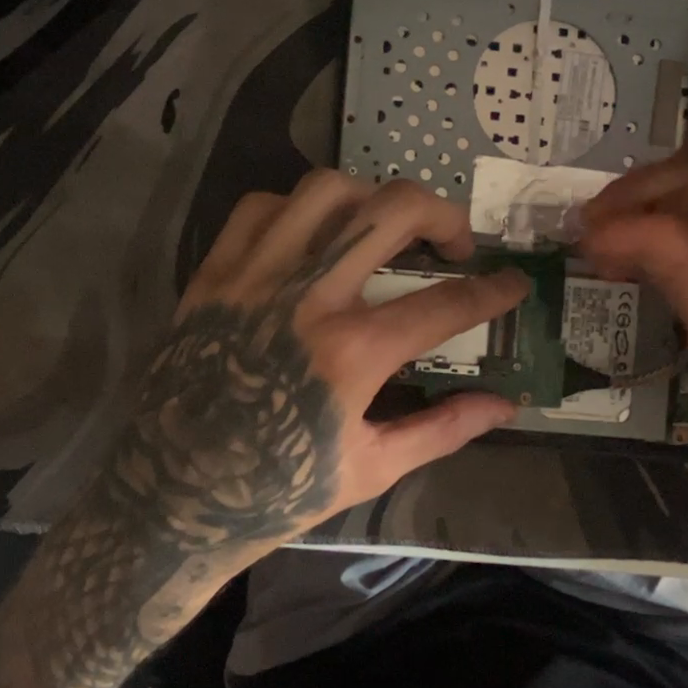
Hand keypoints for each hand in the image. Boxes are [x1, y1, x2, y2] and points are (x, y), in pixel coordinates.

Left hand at [126, 171, 528, 556]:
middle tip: (455, 243)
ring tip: (384, 230)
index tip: (515, 284)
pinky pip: (261, 207)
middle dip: (443, 215)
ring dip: (371, 199)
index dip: (494, 290)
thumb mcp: (370, 469)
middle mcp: (306, 297)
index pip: (446, 302)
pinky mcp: (212, 274)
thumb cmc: (275, 492)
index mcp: (352, 353)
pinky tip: (312, 239)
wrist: (171, 496)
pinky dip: (298, 210)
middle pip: (392, 211)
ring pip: (326, 191)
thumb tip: (505, 404)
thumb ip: (442, 429)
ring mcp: (253, 276)